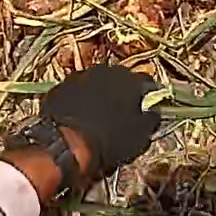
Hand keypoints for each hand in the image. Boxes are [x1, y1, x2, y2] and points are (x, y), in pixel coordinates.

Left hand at [43, 64, 160, 175]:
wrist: (66, 145)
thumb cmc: (110, 140)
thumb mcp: (140, 135)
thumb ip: (151, 119)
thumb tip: (155, 112)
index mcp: (130, 80)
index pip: (147, 80)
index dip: (150, 90)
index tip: (150, 99)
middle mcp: (106, 71)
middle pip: (120, 77)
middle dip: (123, 88)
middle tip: (123, 105)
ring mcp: (80, 76)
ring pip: (95, 80)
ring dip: (99, 91)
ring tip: (99, 109)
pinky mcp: (60, 86)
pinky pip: (74, 90)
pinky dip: (78, 98)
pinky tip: (78, 112)